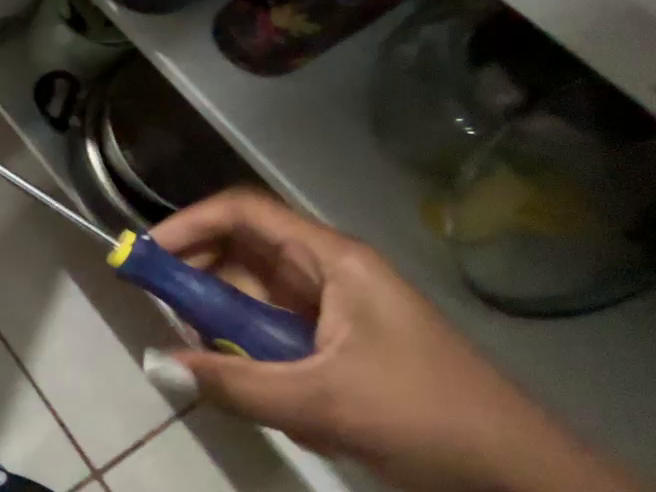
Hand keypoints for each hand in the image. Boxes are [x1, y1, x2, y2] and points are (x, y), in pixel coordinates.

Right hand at [150, 189, 635, 491]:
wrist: (530, 482)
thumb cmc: (428, 418)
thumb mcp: (324, 403)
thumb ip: (233, 384)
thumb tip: (155, 363)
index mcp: (332, 259)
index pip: (243, 213)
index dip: (188, 224)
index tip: (146, 256)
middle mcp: (330, 272)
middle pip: (242, 251)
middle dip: (198, 278)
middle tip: (163, 309)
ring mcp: (337, 309)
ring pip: (254, 295)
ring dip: (223, 322)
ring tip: (204, 356)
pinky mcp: (340, 345)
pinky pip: (275, 332)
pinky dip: (251, 352)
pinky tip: (250, 385)